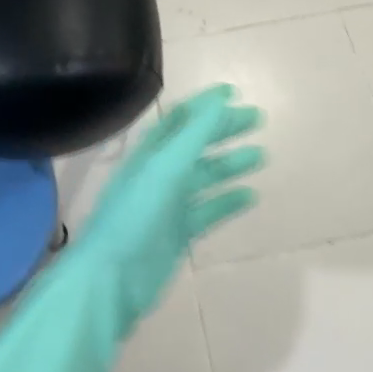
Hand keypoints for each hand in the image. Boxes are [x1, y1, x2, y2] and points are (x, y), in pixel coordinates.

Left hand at [76, 84, 264, 325]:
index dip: (205, 104)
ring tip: (260, 155)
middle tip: (257, 119)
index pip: (181, 117)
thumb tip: (221, 99)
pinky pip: (208, 210)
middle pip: (196, 143)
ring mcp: (169, 203)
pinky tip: (250, 196)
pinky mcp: (178, 232)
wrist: (111, 277)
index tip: (234, 93)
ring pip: (205, 176)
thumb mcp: (165, 167)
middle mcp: (160, 171)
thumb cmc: (135, 214)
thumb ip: (194, 134)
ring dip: (230, 164)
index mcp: (151, 151)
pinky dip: (228, 201)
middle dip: (224, 129)